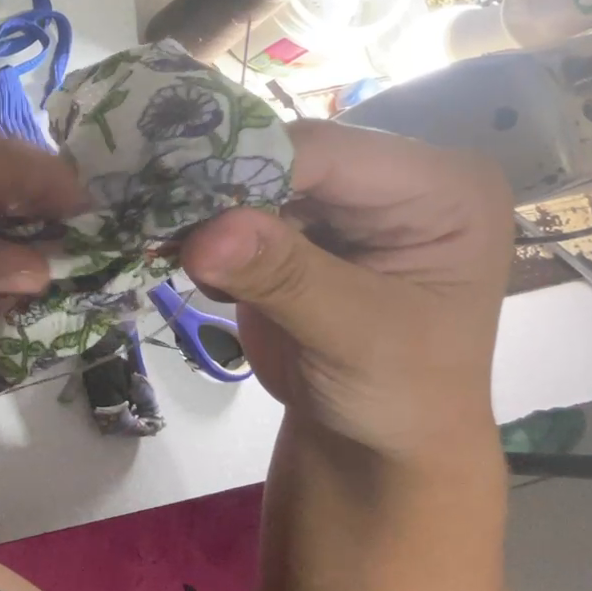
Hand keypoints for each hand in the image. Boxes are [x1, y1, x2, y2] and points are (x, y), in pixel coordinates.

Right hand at [181, 120, 512, 462]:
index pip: (327, 151)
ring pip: (243, 183)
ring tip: (168, 250)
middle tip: (152, 221)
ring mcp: (332, 207)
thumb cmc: (400, 391)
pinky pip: (226, 216)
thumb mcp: (354, 335)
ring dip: (197, 216)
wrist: (373, 440)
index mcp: (439, 188)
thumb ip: (284, 277)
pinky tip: (199, 276)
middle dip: (215, 191)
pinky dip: (198, 240)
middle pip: (278, 158)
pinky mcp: (287, 234)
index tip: (176, 201)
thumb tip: (205, 234)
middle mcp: (385, 182)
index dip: (249, 168)